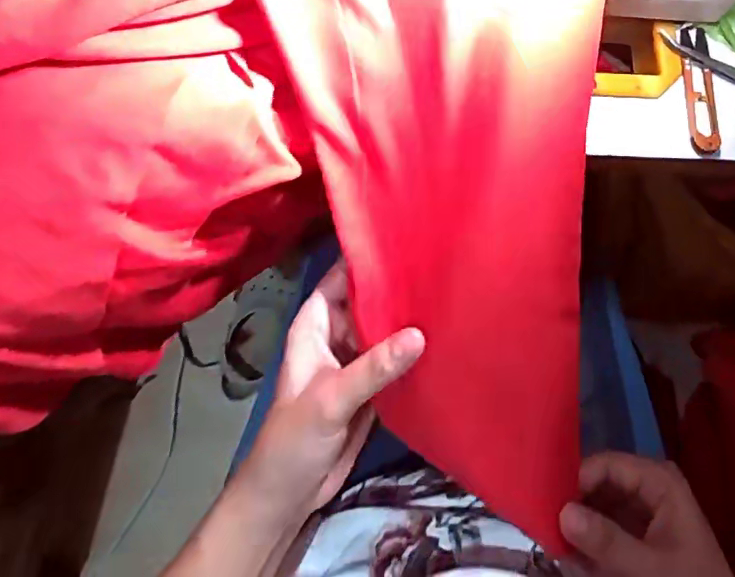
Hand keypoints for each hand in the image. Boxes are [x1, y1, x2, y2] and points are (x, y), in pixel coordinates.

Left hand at [233, 261, 424, 522]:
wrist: (289, 497)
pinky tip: (441, 331)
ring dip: (407, 315)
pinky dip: (411, 346)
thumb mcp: (331, 399)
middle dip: (395, 284)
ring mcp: (354, 358)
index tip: (403, 237)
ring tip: (445, 291)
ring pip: (383, 325)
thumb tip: (419, 334)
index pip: (341, 276)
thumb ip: (374, 367)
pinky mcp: (372, 383)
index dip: (366, 257)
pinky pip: (393, 354)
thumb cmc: (293, 440)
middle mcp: (336, 334)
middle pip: (367, 298)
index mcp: (315, 325)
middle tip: (437, 262)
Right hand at [558, 453, 733, 576]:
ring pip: (601, 506)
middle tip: (543, 521)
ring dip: (579, 524)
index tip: (546, 503)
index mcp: (658, 479)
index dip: (576, 480)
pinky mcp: (641, 536)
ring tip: (551, 538)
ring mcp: (645, 510)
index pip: (607, 464)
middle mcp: (650, 485)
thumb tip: (562, 512)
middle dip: (574, 502)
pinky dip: (590, 541)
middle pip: (602, 482)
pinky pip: (608, 528)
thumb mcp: (649, 568)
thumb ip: (607, 541)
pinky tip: (570, 554)